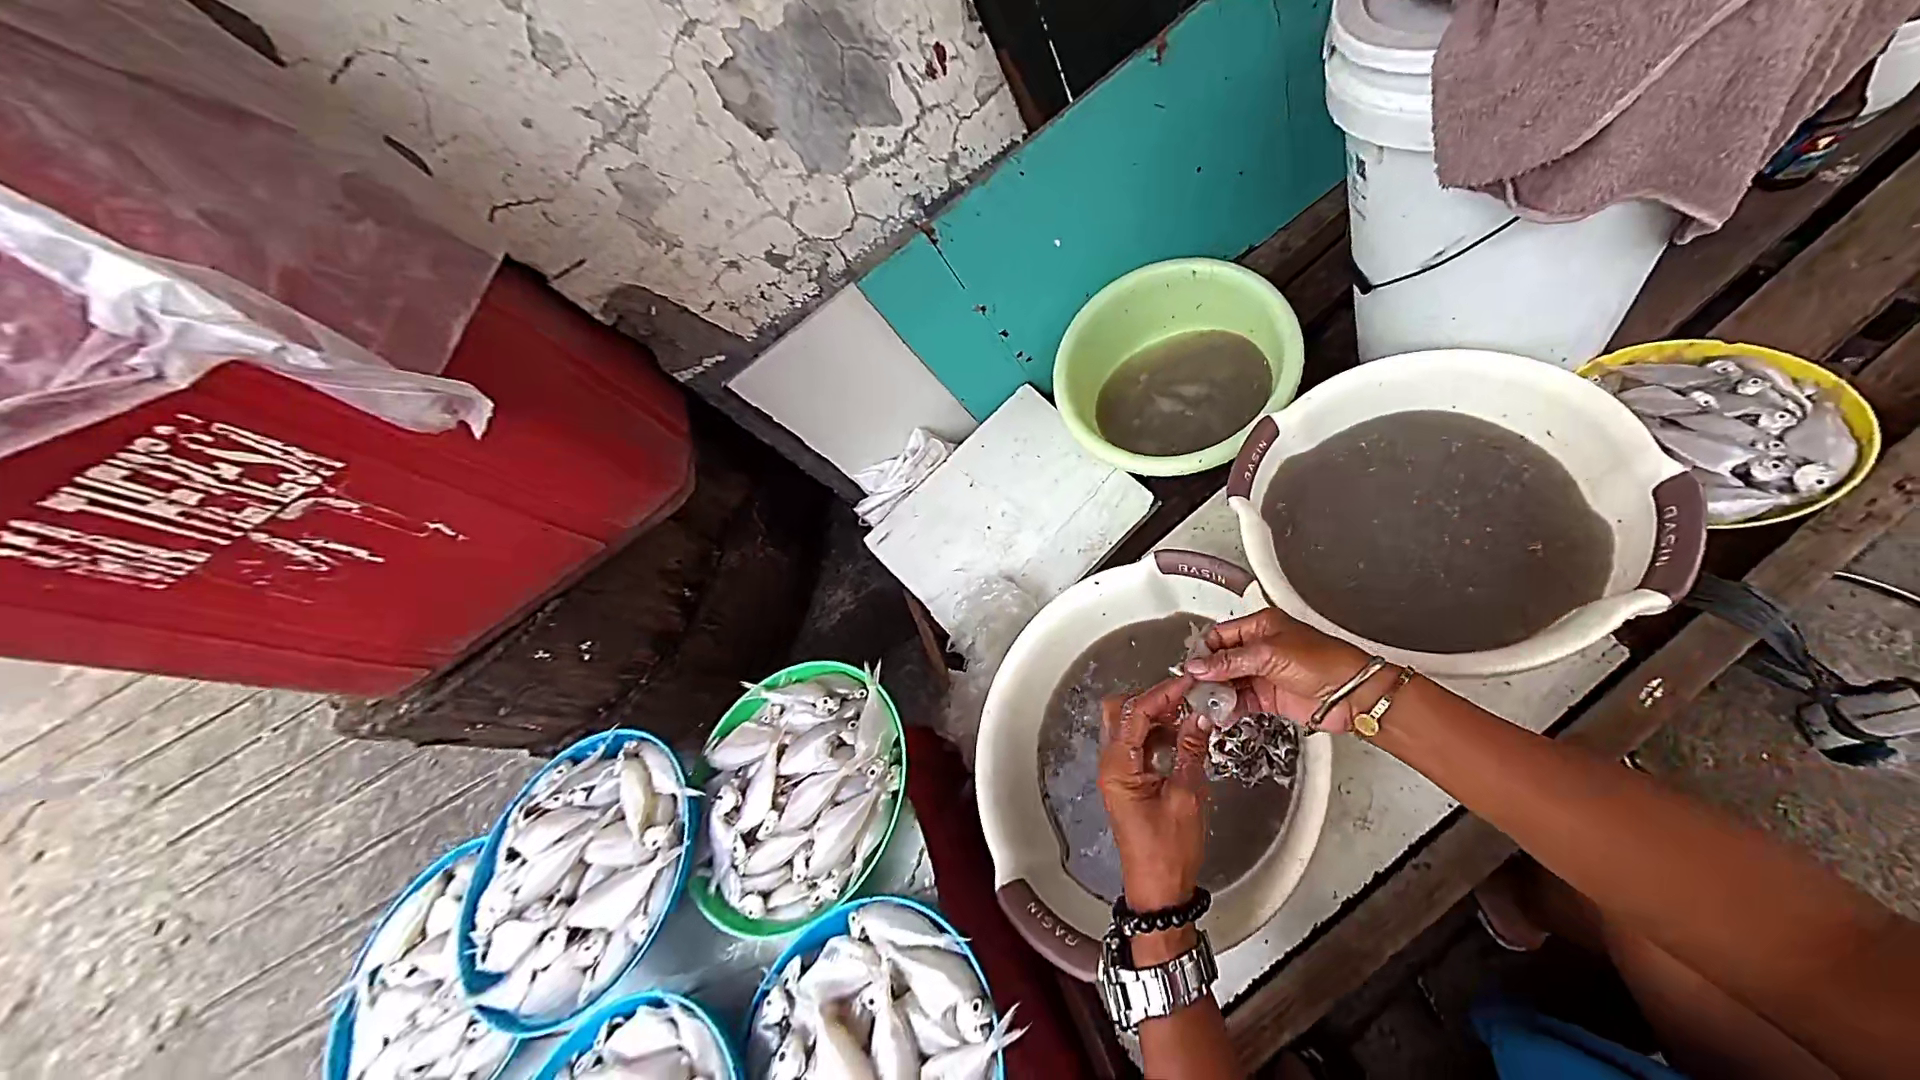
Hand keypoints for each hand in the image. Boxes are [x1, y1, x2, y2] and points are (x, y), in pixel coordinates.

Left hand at [1098, 675, 1207, 911]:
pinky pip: (1138, 743)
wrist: (1159, 888)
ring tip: (1189, 714)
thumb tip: (1198, 718)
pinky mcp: (1129, 779)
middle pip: (1122, 712)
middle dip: (1154, 699)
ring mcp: (1118, 771)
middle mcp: (1111, 764)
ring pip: (1130, 726)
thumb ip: (1190, 751)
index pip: (1135, 714)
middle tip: (1187, 697)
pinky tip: (1182, 736)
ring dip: (1157, 716)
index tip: (1186, 683)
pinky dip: (1157, 733)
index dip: (1162, 694)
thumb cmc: (1167, 851)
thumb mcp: (1187, 796)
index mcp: (1118, 766)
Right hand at [1184, 609, 1372, 733]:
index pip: (1220, 636)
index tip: (1191, 667)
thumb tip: (1199, 665)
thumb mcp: (1269, 654)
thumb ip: (1230, 661)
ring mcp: (1263, 674)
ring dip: (1216, 694)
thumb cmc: (1326, 663)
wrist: (1354, 696)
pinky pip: (1240, 701)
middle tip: (1194, 688)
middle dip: (1206, 675)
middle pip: (1221, 661)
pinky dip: (1228, 709)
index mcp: (1260, 627)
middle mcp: (1259, 649)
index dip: (1204, 651)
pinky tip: (1221, 714)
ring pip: (1228, 683)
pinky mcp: (1269, 697)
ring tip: (1205, 704)